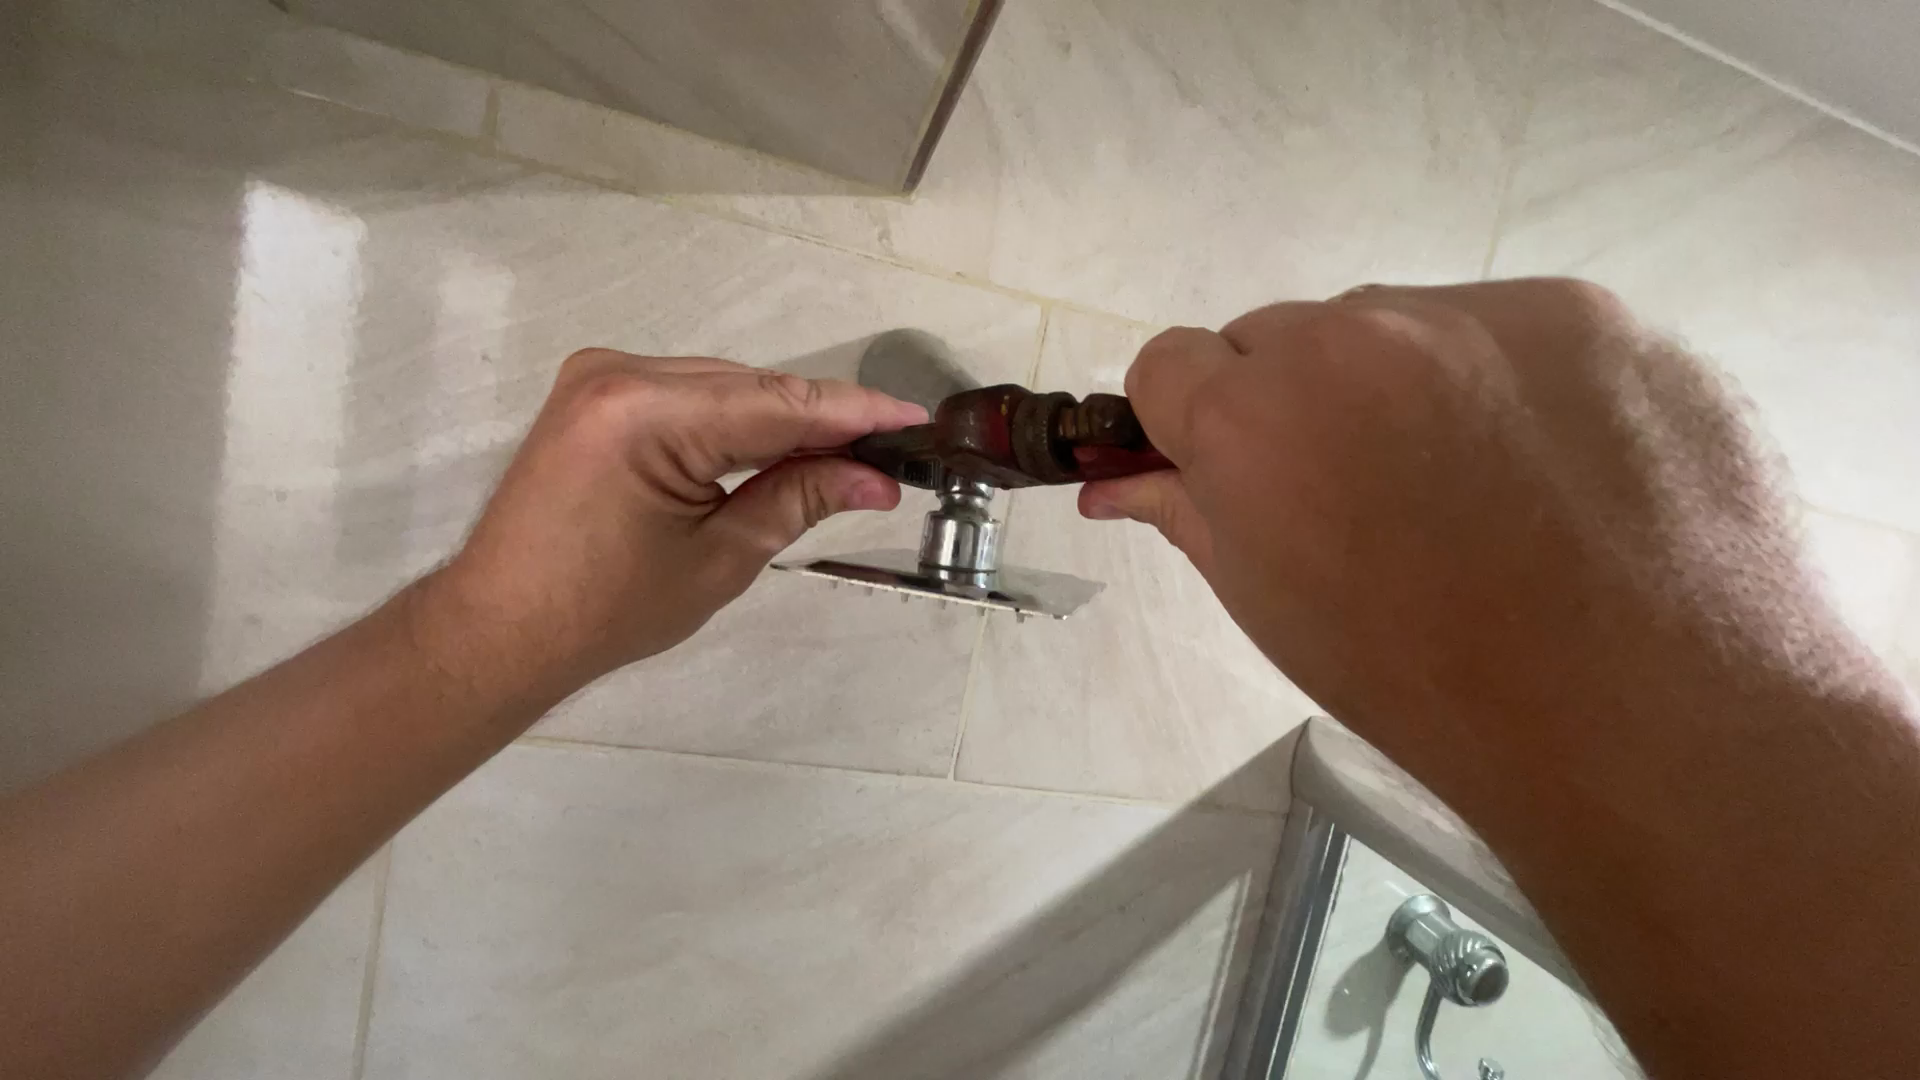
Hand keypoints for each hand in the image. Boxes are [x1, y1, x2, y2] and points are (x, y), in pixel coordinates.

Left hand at [412, 349, 925, 704]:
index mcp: (647, 414)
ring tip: (846, 455)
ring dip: (784, 421)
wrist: (500, 627)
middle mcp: (621, 373)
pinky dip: (740, 421)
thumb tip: (876, 481)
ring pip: (727, 388)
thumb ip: (799, 499)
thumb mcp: (721, 558)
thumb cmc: (609, 611)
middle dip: (823, 421)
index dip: (855, 411)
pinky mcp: (598, 392)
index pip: (779, 403)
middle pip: (754, 388)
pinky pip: (693, 396)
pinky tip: (780, 446)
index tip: (914, 418)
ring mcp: (603, 376)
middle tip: (886, 453)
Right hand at [1079, 279, 1878, 804]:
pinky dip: (1482, 376)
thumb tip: (1104, 485)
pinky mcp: (1582, 310)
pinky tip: (1530, 460)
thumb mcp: (1260, 594)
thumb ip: (1178, 511)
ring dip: (1380, 381)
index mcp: (1248, 417)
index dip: (1179, 414)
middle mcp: (1346, 339)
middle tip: (1338, 484)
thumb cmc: (1402, 670)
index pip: (1163, 361)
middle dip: (1280, 397)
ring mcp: (1471, 313)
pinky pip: (1486, 325)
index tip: (1218, 462)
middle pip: (1270, 336)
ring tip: (1449, 478)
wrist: (1635, 712)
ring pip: (1378, 325)